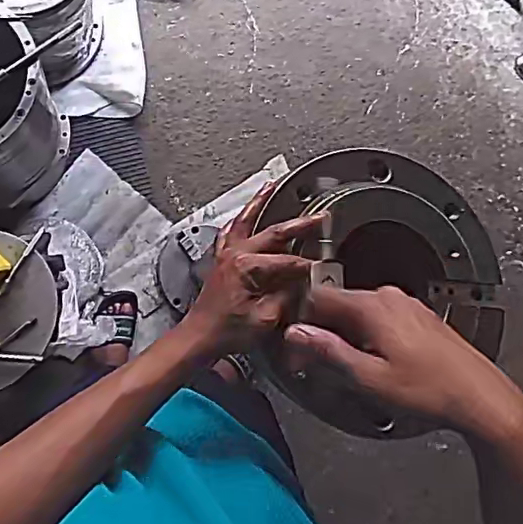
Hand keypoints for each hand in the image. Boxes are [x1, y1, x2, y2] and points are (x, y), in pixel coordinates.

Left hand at [179, 183, 325, 356]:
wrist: (199, 336)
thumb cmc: (225, 331)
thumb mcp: (265, 319)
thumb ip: (287, 297)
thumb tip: (303, 283)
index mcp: (246, 266)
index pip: (287, 261)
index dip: (308, 266)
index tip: (323, 268)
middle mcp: (234, 253)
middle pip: (273, 232)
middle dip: (300, 224)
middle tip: (320, 216)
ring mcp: (226, 254)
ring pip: (245, 220)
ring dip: (260, 202)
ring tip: (271, 187)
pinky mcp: (221, 260)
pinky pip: (230, 231)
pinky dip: (239, 219)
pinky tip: (244, 214)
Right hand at [283, 286, 522, 453]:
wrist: (484, 400)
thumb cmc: (433, 392)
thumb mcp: (370, 379)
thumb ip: (329, 352)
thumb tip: (297, 334)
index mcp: (372, 306)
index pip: (317, 297)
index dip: (299, 321)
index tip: (294, 346)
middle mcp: (388, 297)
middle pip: (336, 304)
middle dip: (320, 331)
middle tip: (314, 365)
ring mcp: (405, 305)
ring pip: (357, 312)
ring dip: (343, 335)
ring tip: (346, 370)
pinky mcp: (417, 318)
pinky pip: (378, 318)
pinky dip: (366, 336)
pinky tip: (374, 364)